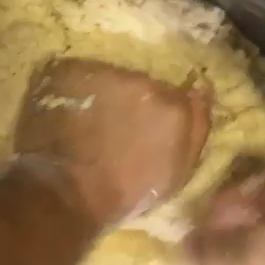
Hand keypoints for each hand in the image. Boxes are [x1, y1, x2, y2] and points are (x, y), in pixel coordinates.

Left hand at [13, 58, 212, 226]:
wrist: (64, 195)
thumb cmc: (123, 194)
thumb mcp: (175, 173)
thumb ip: (196, 129)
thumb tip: (201, 92)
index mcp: (172, 106)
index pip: (174, 93)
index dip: (159, 110)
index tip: (146, 128)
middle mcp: (141, 80)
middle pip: (139, 83)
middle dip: (130, 100)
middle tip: (114, 126)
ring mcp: (102, 71)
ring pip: (107, 76)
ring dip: (102, 93)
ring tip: (87, 121)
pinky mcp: (67, 68)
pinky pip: (75, 74)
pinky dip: (72, 90)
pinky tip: (64, 111)